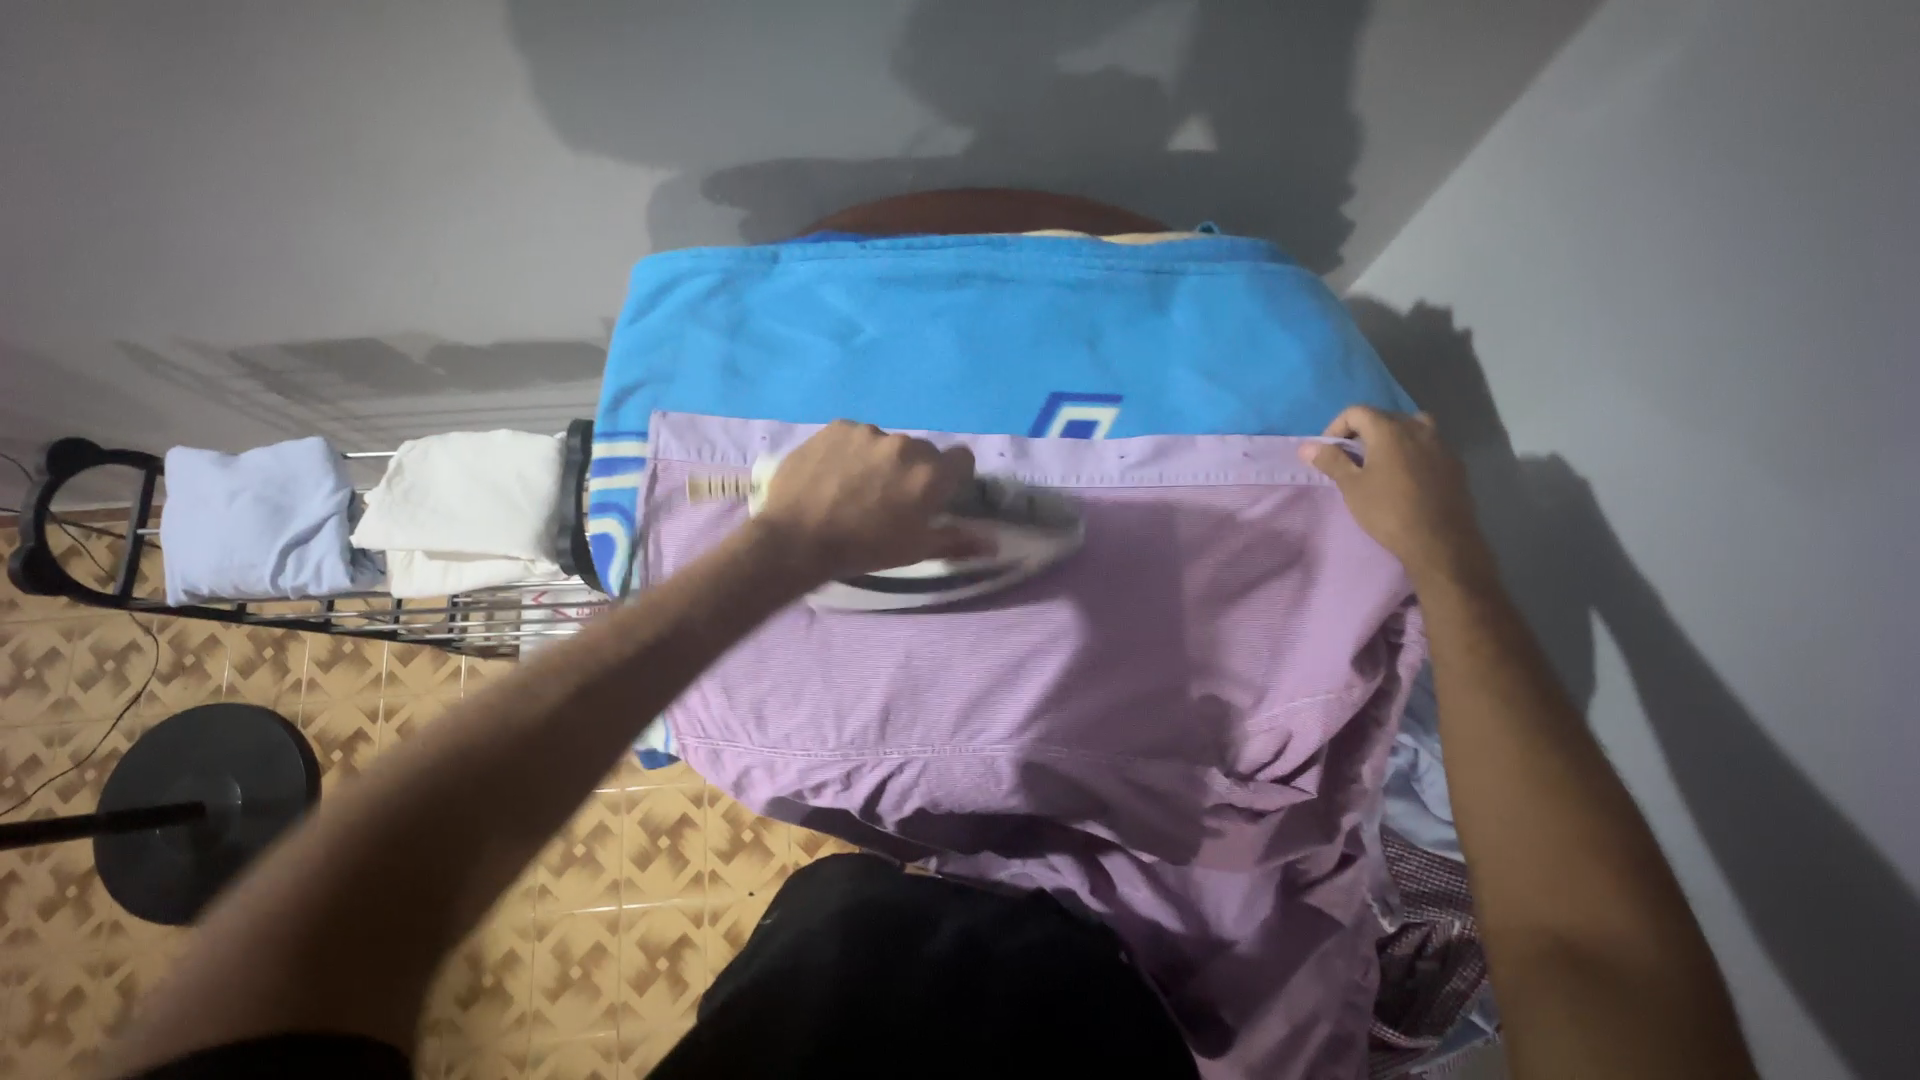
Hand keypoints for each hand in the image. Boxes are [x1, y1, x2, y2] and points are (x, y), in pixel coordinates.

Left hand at [753, 420, 985, 579]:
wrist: (796, 540)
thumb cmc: (863, 550)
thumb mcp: (913, 550)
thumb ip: (956, 540)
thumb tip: (993, 542)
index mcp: (930, 474)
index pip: (962, 459)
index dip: (952, 476)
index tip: (934, 495)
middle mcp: (905, 445)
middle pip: (921, 452)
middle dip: (912, 471)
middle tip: (888, 498)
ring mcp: (868, 432)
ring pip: (886, 443)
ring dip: (879, 460)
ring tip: (853, 487)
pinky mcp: (836, 427)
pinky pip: (854, 436)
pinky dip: (850, 452)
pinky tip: (832, 475)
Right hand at [1300, 406, 1495, 586]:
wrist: (1440, 541)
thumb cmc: (1388, 511)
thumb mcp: (1352, 487)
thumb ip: (1331, 461)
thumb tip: (1306, 447)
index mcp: (1389, 430)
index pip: (1356, 412)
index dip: (1336, 427)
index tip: (1330, 452)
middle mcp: (1418, 428)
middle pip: (1384, 416)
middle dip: (1363, 432)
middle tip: (1351, 459)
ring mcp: (1441, 444)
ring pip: (1411, 427)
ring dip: (1392, 438)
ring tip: (1381, 463)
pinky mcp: (1455, 463)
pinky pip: (1428, 446)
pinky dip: (1412, 452)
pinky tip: (1406, 478)